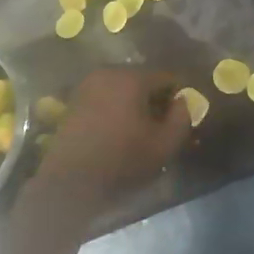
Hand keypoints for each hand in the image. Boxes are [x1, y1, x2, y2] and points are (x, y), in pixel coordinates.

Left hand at [33, 69, 190, 220]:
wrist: (70, 181)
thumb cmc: (122, 161)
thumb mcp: (165, 145)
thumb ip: (182, 118)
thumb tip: (182, 100)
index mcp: (133, 78)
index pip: (167, 78)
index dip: (177, 97)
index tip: (178, 118)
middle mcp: (109, 72)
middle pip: (143, 79)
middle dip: (154, 98)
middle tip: (159, 124)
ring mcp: (87, 84)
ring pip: (122, 87)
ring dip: (133, 103)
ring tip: (138, 129)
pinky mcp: (74, 98)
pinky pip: (104, 96)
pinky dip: (114, 107)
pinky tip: (116, 129)